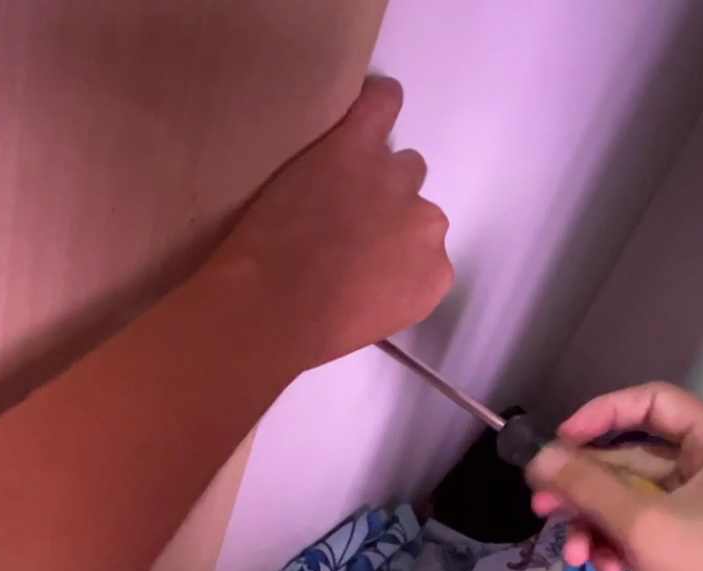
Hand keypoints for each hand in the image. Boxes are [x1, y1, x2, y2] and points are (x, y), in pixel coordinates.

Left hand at [208, 76, 452, 363]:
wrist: (268, 307)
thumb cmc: (309, 333)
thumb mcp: (370, 324)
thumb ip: (391, 287)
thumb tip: (375, 266)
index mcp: (434, 277)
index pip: (424, 253)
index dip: (388, 255)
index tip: (360, 263)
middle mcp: (428, 226)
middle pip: (413, 207)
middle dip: (383, 218)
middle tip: (339, 234)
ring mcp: (394, 181)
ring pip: (399, 166)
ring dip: (372, 178)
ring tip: (332, 196)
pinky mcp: (355, 149)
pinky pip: (381, 105)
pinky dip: (376, 105)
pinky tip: (365, 114)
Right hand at [526, 383, 702, 570]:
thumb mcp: (644, 526)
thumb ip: (587, 486)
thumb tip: (537, 456)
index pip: (654, 403)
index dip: (601, 415)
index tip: (558, 442)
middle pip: (632, 458)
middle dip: (584, 487)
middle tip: (541, 505)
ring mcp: (702, 510)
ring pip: (627, 499)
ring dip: (593, 523)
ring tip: (571, 553)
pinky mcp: (687, 545)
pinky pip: (637, 529)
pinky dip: (614, 545)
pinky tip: (604, 570)